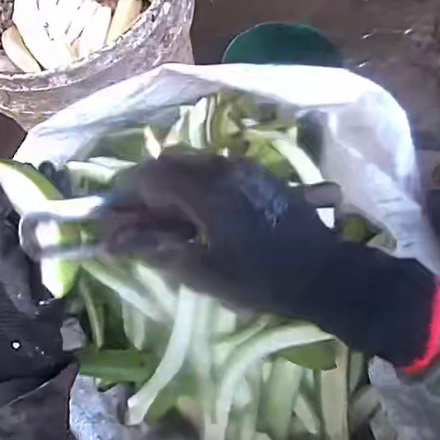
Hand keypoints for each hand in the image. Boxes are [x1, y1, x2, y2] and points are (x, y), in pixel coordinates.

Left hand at [0, 173, 70, 391]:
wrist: (30, 330)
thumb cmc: (5, 288)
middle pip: (3, 202)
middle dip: (15, 180)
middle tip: (33, 162)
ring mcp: (21, 246)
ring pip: (26, 210)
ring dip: (37, 190)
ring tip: (52, 170)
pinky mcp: (43, 254)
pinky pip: (46, 224)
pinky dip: (54, 207)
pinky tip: (66, 194)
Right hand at [101, 154, 439, 368]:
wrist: (327, 275)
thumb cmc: (261, 280)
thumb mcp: (203, 273)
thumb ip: (155, 251)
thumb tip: (112, 243)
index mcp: (205, 193)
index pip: (149, 178)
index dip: (125, 193)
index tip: (112, 213)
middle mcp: (220, 170)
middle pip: (167, 161)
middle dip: (145, 184)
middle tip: (137, 214)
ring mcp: (242, 168)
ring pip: (191, 160)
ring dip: (170, 180)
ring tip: (167, 212)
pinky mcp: (257, 174)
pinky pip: (213, 166)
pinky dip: (193, 180)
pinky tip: (198, 207)